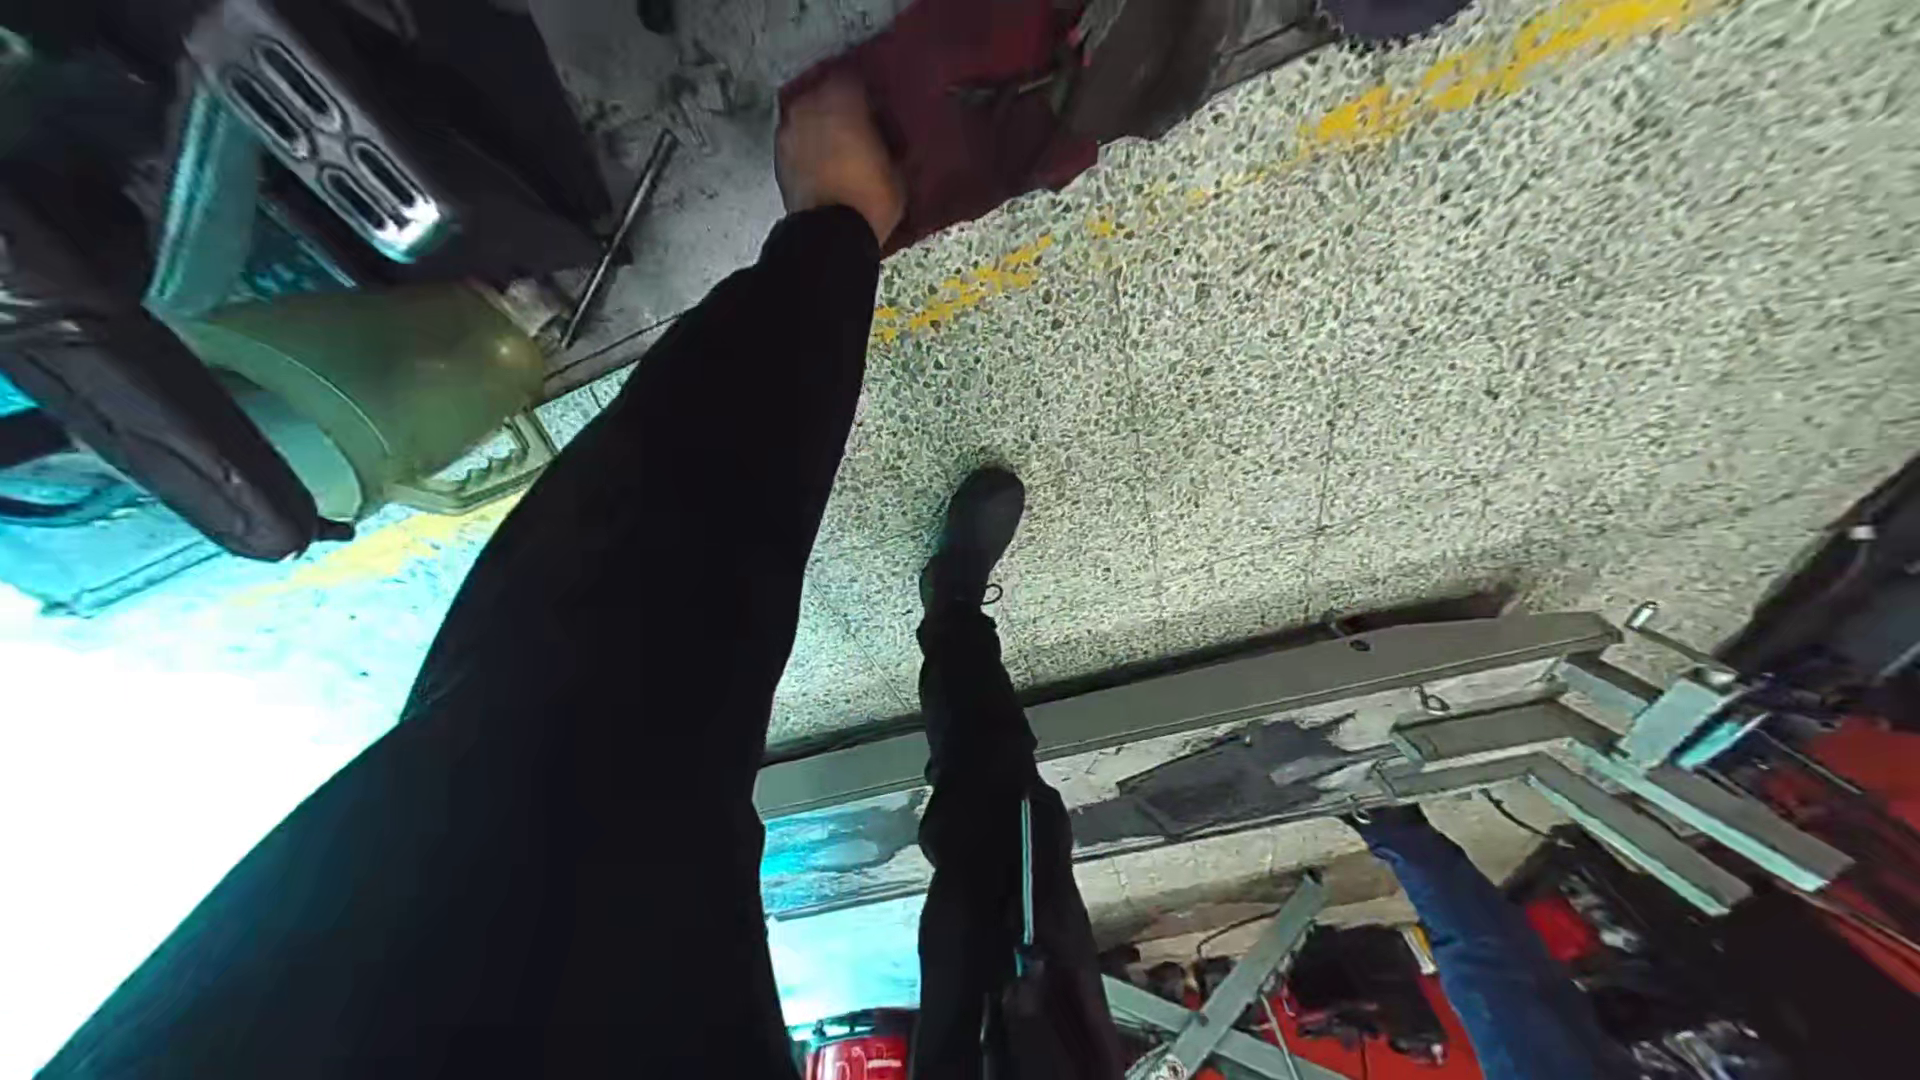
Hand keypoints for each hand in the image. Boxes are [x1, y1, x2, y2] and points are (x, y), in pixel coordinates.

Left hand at [776, 76, 904, 246]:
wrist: (832, 237)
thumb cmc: (869, 201)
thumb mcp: (896, 175)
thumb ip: (889, 149)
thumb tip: (887, 146)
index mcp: (842, 99)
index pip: (855, 82)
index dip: (867, 100)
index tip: (876, 116)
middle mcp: (809, 107)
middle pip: (824, 97)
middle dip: (838, 114)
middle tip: (856, 135)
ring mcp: (789, 134)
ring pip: (807, 122)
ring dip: (819, 134)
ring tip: (837, 157)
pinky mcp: (779, 163)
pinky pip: (797, 149)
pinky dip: (807, 155)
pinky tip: (823, 173)